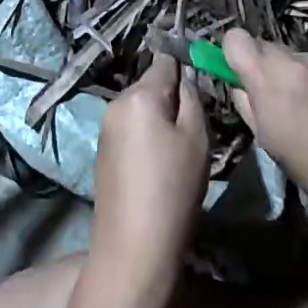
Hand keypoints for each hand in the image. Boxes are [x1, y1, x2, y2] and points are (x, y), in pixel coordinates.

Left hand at [90, 53, 208, 282]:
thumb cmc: (173, 187)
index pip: (165, 62)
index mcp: (138, 95)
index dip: (186, 69)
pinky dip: (147, 135)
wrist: (134, 244)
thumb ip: (191, 99)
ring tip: (181, 148)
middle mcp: (116, 104)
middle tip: (197, 125)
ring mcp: (105, 127)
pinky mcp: (103, 150)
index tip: (203, 86)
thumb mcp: (196, 137)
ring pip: (141, 108)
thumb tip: (184, 79)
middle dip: (172, 97)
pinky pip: (131, 128)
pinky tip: (160, 162)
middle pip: (151, 85)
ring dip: (160, 118)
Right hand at [222, 29, 307, 206]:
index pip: (236, 39)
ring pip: (297, 58)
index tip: (239, 72)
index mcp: (267, 78)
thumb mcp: (265, 139)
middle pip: (267, 46)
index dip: (234, 52)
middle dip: (266, 65)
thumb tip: (241, 85)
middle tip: (276, 96)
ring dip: (296, 74)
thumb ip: (246, 104)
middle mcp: (294, 61)